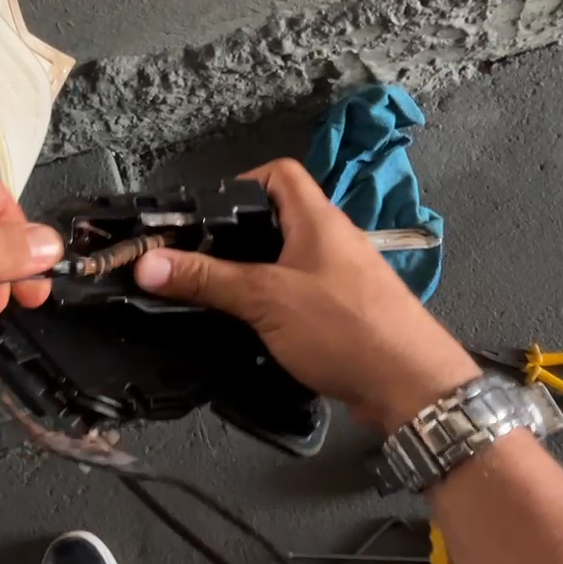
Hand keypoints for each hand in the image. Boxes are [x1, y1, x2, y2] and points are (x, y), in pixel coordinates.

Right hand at [132, 158, 479, 428]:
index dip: (241, 182)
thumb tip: (147, 264)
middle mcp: (332, 240)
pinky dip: (273, 300)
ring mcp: (342, 277)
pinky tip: (253, 324)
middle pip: (279, 218)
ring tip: (219, 291)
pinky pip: (300, 292)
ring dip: (254, 271)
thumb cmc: (344, 328)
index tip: (207, 213)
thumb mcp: (265, 299)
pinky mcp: (346, 311)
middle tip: (201, 257)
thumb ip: (207, 279)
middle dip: (237, 235)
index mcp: (318, 220)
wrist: (415, 390)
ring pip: (287, 259)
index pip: (280, 173)